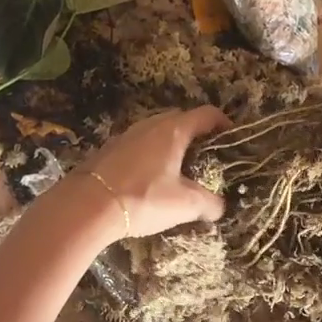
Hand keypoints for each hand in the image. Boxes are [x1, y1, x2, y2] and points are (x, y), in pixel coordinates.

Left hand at [48, 106, 228, 243]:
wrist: (88, 204)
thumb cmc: (143, 197)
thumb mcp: (184, 204)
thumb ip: (208, 203)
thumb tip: (219, 207)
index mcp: (173, 130)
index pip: (206, 114)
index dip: (223, 124)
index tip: (233, 139)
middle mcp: (150, 125)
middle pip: (180, 119)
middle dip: (197, 135)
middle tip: (208, 158)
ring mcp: (127, 134)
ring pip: (157, 132)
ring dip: (171, 145)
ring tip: (180, 170)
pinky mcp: (110, 149)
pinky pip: (139, 145)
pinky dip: (151, 155)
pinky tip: (151, 179)